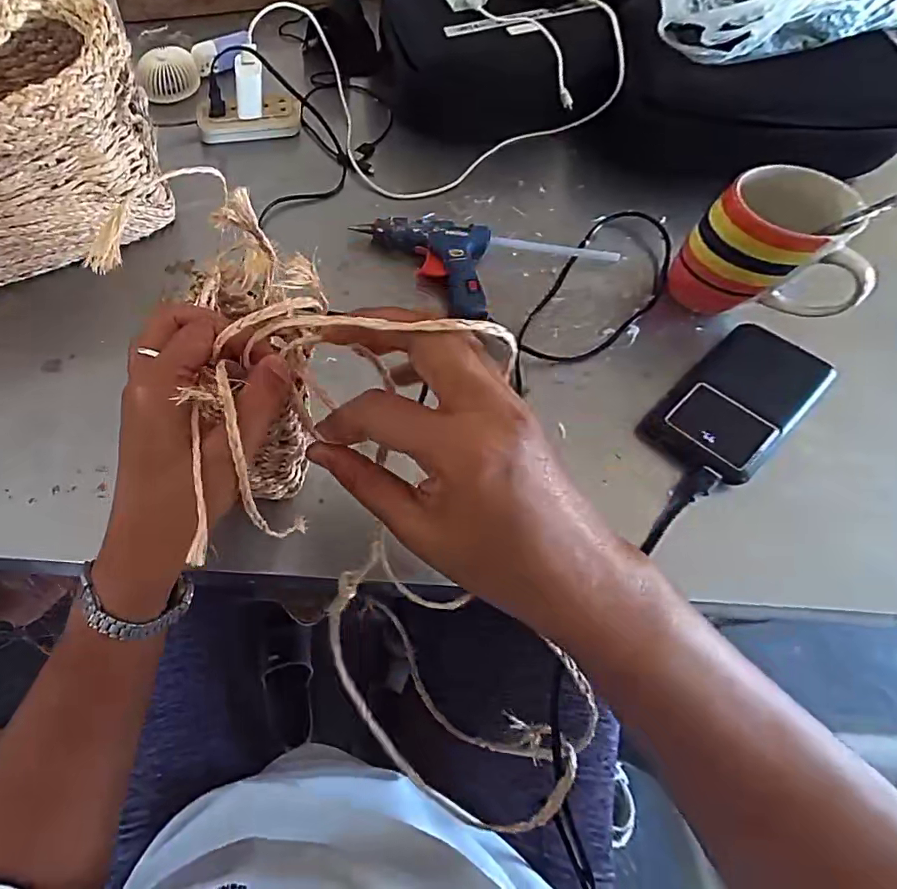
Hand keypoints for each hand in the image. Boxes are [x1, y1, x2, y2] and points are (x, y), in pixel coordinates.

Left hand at [98, 303, 293, 618]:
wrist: (143, 545)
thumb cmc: (185, 503)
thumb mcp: (230, 454)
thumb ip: (258, 402)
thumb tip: (281, 360)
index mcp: (156, 386)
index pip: (198, 329)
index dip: (237, 336)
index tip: (268, 361)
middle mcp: (140, 379)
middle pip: (170, 320)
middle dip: (213, 324)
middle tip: (248, 351)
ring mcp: (138, 392)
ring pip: (165, 340)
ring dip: (202, 341)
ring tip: (241, 367)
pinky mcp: (144, 407)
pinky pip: (165, 364)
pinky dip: (193, 361)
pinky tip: (223, 387)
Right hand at [306, 307, 642, 633]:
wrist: (575, 572)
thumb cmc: (497, 563)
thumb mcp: (420, 530)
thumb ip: (365, 481)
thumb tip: (322, 450)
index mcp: (462, 447)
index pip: (382, 409)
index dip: (343, 418)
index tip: (325, 435)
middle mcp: (489, 407)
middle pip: (429, 337)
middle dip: (376, 324)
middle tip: (335, 329)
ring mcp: (508, 399)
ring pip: (454, 338)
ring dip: (406, 330)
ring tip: (364, 338)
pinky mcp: (514, 403)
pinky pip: (469, 359)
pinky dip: (432, 352)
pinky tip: (406, 376)